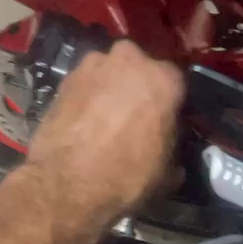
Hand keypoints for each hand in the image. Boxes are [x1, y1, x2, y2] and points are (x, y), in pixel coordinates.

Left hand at [16, 41, 185, 225]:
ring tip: (108, 122)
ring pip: (111, 74)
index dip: (172, 105)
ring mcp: (94, 64)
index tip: (168, 122)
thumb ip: (173, 152)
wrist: (68, 183)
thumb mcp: (167, 173)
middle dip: (140, 91)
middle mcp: (130, 59)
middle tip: (137, 120)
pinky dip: (89, 99)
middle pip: (141, 71)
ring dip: (112, 91)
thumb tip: (172, 159)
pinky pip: (87, 85)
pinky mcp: (65, 77)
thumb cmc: (128, 176)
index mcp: (164, 79)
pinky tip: (87, 124)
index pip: (177, 84)